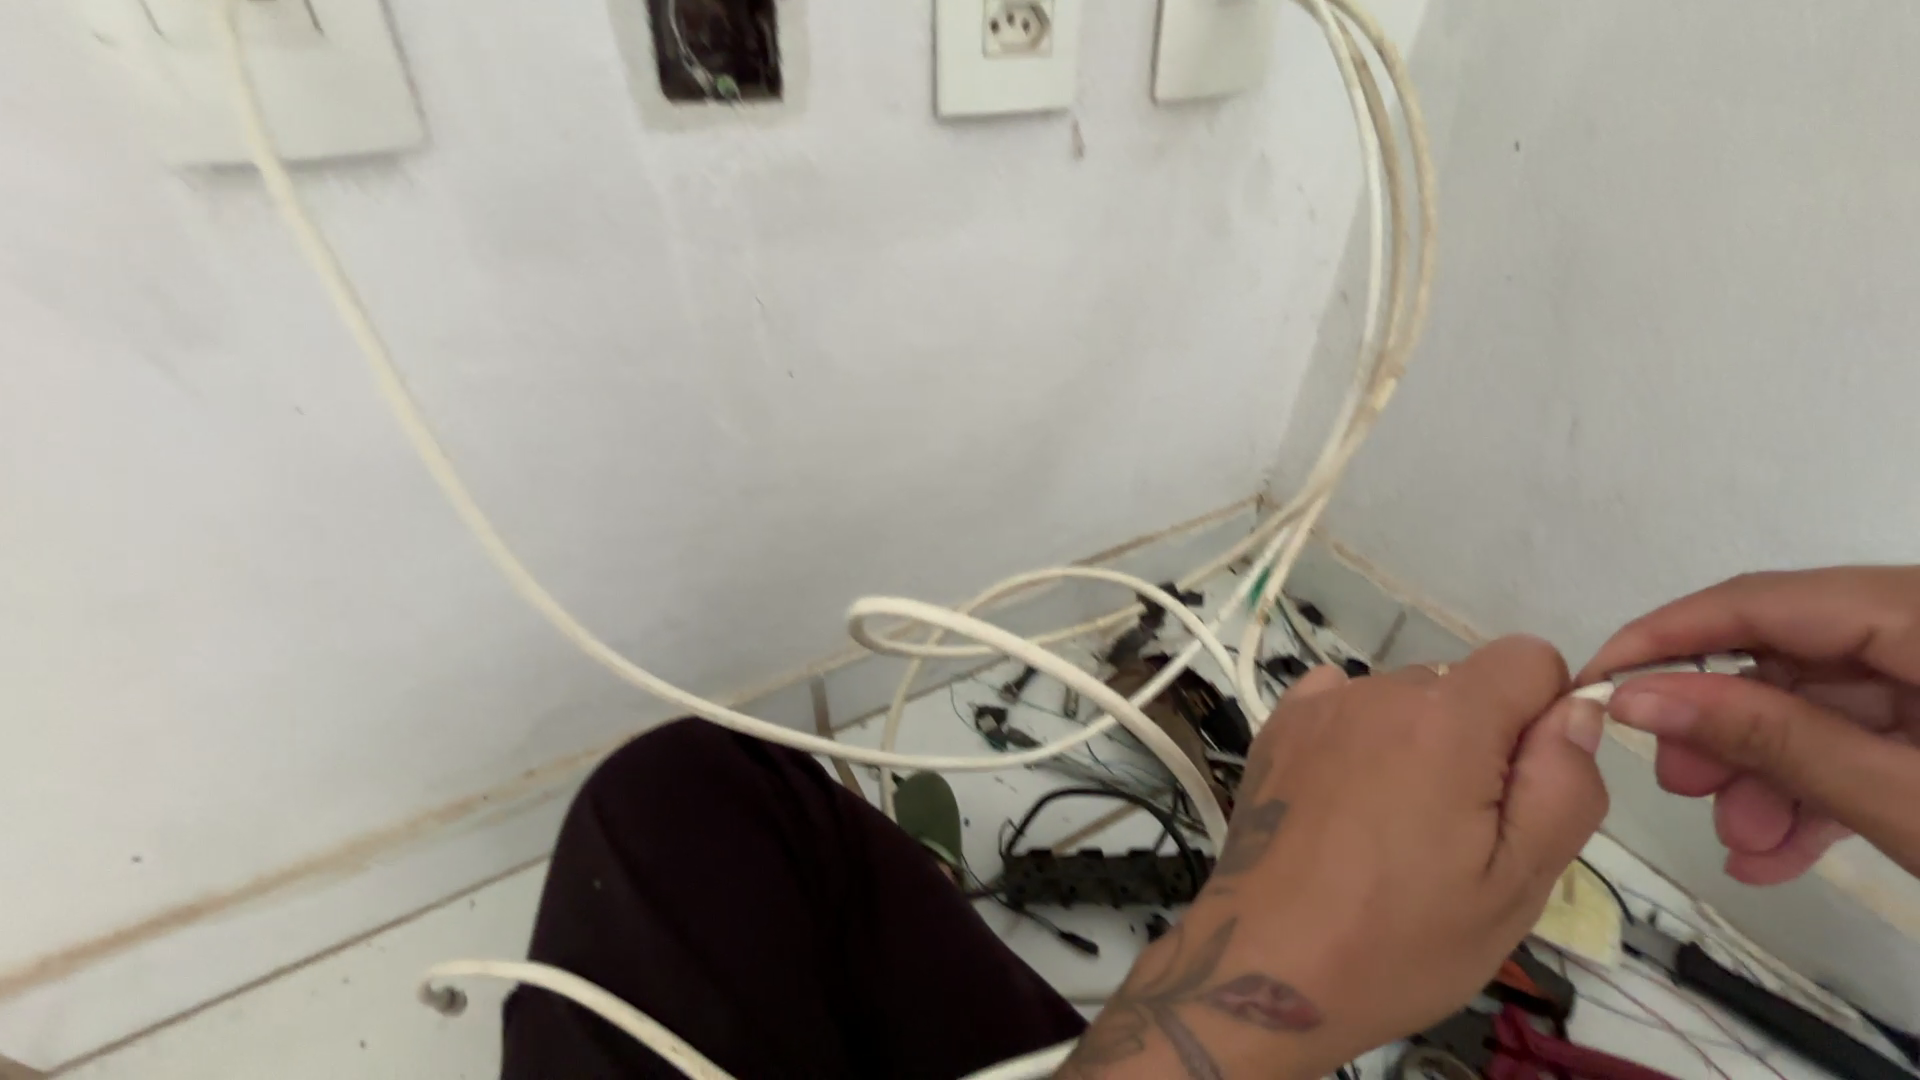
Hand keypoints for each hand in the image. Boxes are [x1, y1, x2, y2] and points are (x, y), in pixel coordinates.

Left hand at [1057, 637, 1608, 1079]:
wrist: (1269, 958)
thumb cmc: (1403, 936)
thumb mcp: (1519, 882)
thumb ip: (1563, 783)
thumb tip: (1576, 708)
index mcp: (1444, 720)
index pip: (1528, 658)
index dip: (1546, 711)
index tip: (1525, 782)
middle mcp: (1374, 690)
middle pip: (1461, 684)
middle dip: (1480, 739)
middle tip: (1456, 829)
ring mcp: (1315, 704)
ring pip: (1401, 697)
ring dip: (1417, 740)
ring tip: (1394, 826)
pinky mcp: (1276, 725)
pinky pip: (1341, 703)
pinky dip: (1359, 734)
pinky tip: (1347, 795)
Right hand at [1582, 566, 1919, 885]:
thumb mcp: (1908, 799)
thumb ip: (1767, 736)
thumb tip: (1631, 697)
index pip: (1756, 602)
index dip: (1659, 638)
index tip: (1588, 687)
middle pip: (1780, 655)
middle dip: (1719, 727)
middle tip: (1678, 786)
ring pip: (1814, 702)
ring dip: (1763, 771)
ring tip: (1738, 839)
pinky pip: (1862, 734)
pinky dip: (1818, 788)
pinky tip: (1780, 852)